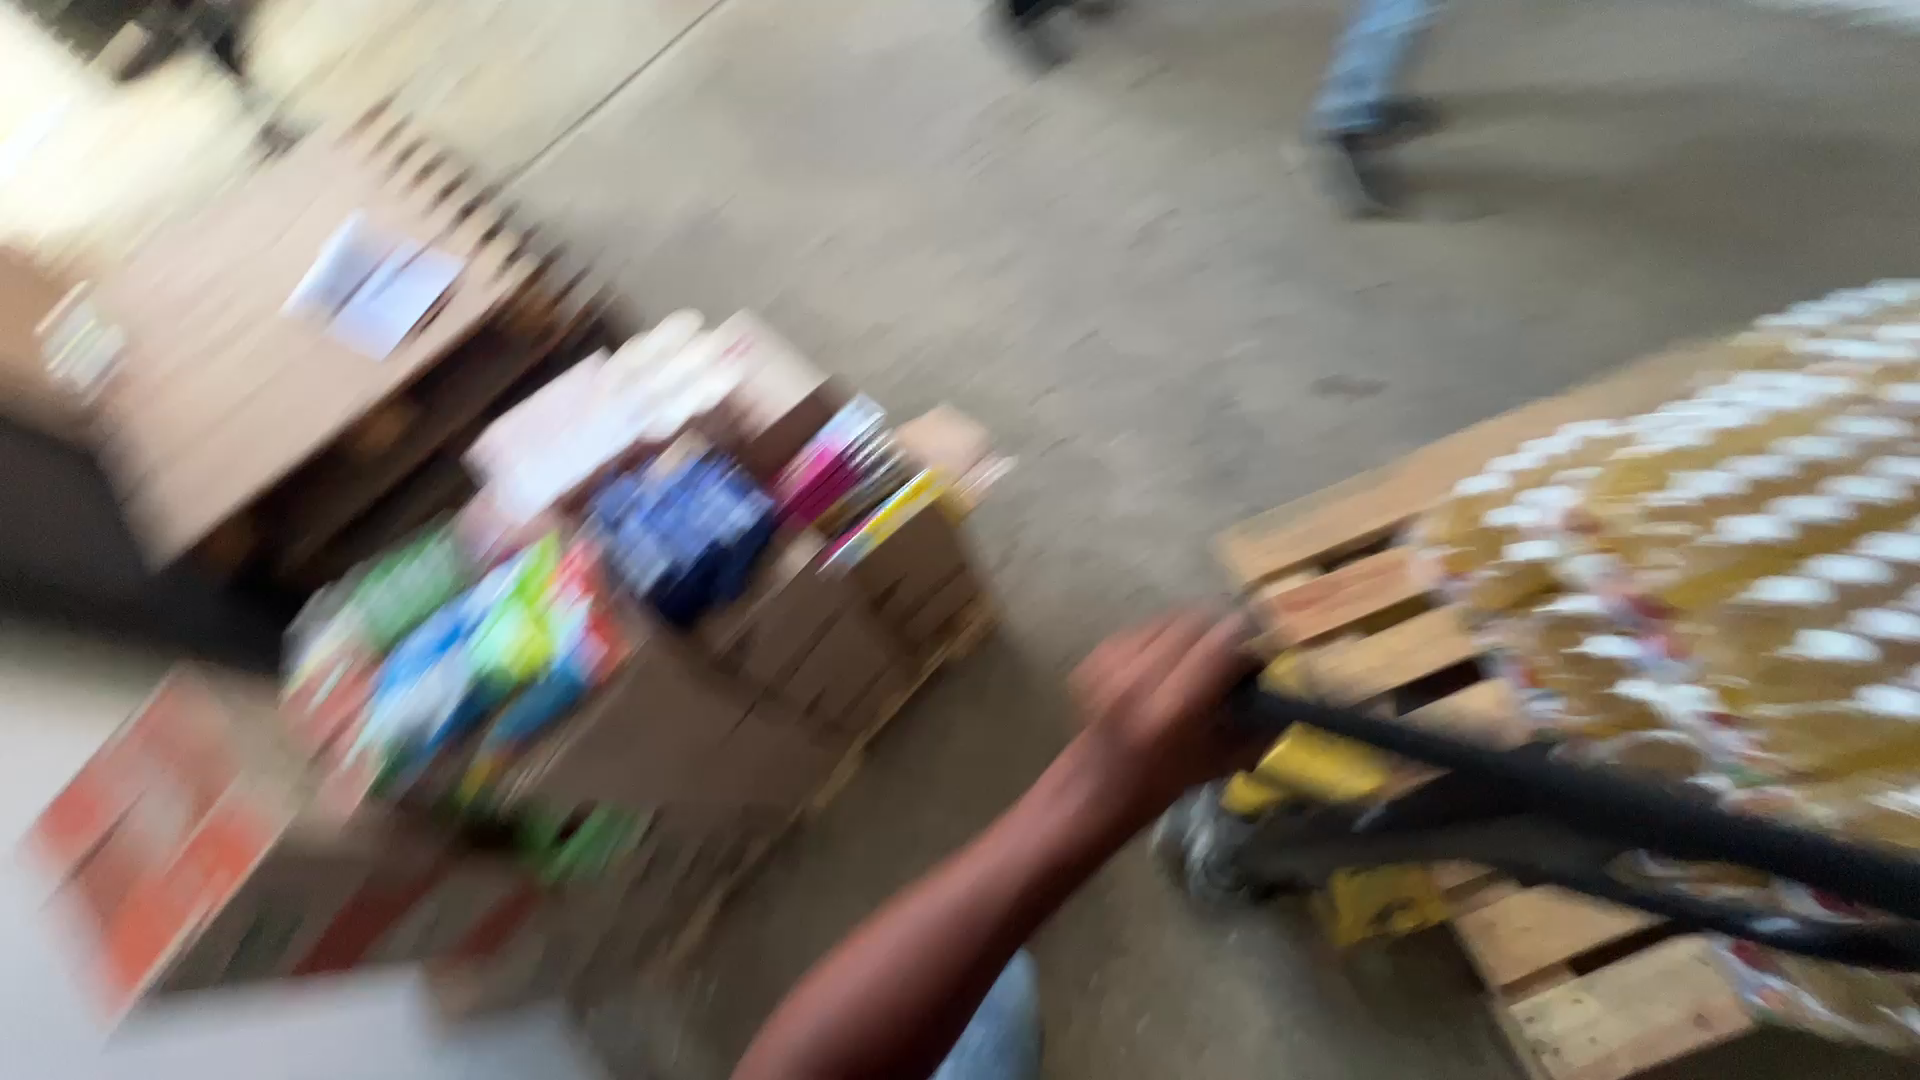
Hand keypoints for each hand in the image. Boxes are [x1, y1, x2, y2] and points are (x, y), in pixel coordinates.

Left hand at [1066, 609, 1263, 824]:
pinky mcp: (1096, 657)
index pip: (1220, 645)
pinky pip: (1141, 629)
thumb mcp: (1221, 759)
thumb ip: (1256, 725)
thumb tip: (1286, 691)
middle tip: (1232, 647)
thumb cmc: (1166, 778)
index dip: (1247, 639)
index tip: (1262, 644)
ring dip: (1190, 631)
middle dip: (1219, 631)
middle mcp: (1139, 679)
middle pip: (1193, 623)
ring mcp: (1112, 665)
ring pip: (1167, 620)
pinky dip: (1161, 638)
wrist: (1100, 780)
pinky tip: (1166, 659)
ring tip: (1199, 652)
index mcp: (1174, 707)